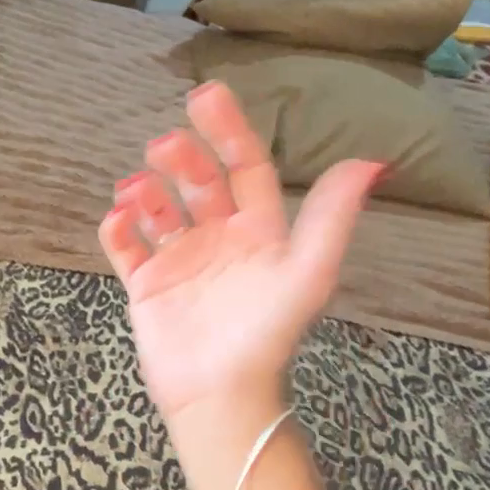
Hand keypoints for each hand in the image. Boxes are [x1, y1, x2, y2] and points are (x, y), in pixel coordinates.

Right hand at [97, 83, 382, 422]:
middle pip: (196, 182)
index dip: (228, 131)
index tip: (204, 96)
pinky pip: (126, 248)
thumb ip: (332, 218)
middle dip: (180, 157)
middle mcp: (218, 239)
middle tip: (162, 146)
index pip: (244, 168)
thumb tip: (372, 162)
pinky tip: (118, 222)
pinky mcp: (146, 286)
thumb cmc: (266, 333)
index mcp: (257, 231)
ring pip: (157, 209)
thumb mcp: (307, 273)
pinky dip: (116, 230)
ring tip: (135, 189)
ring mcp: (179, 261)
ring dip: (145, 190)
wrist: (221, 393)